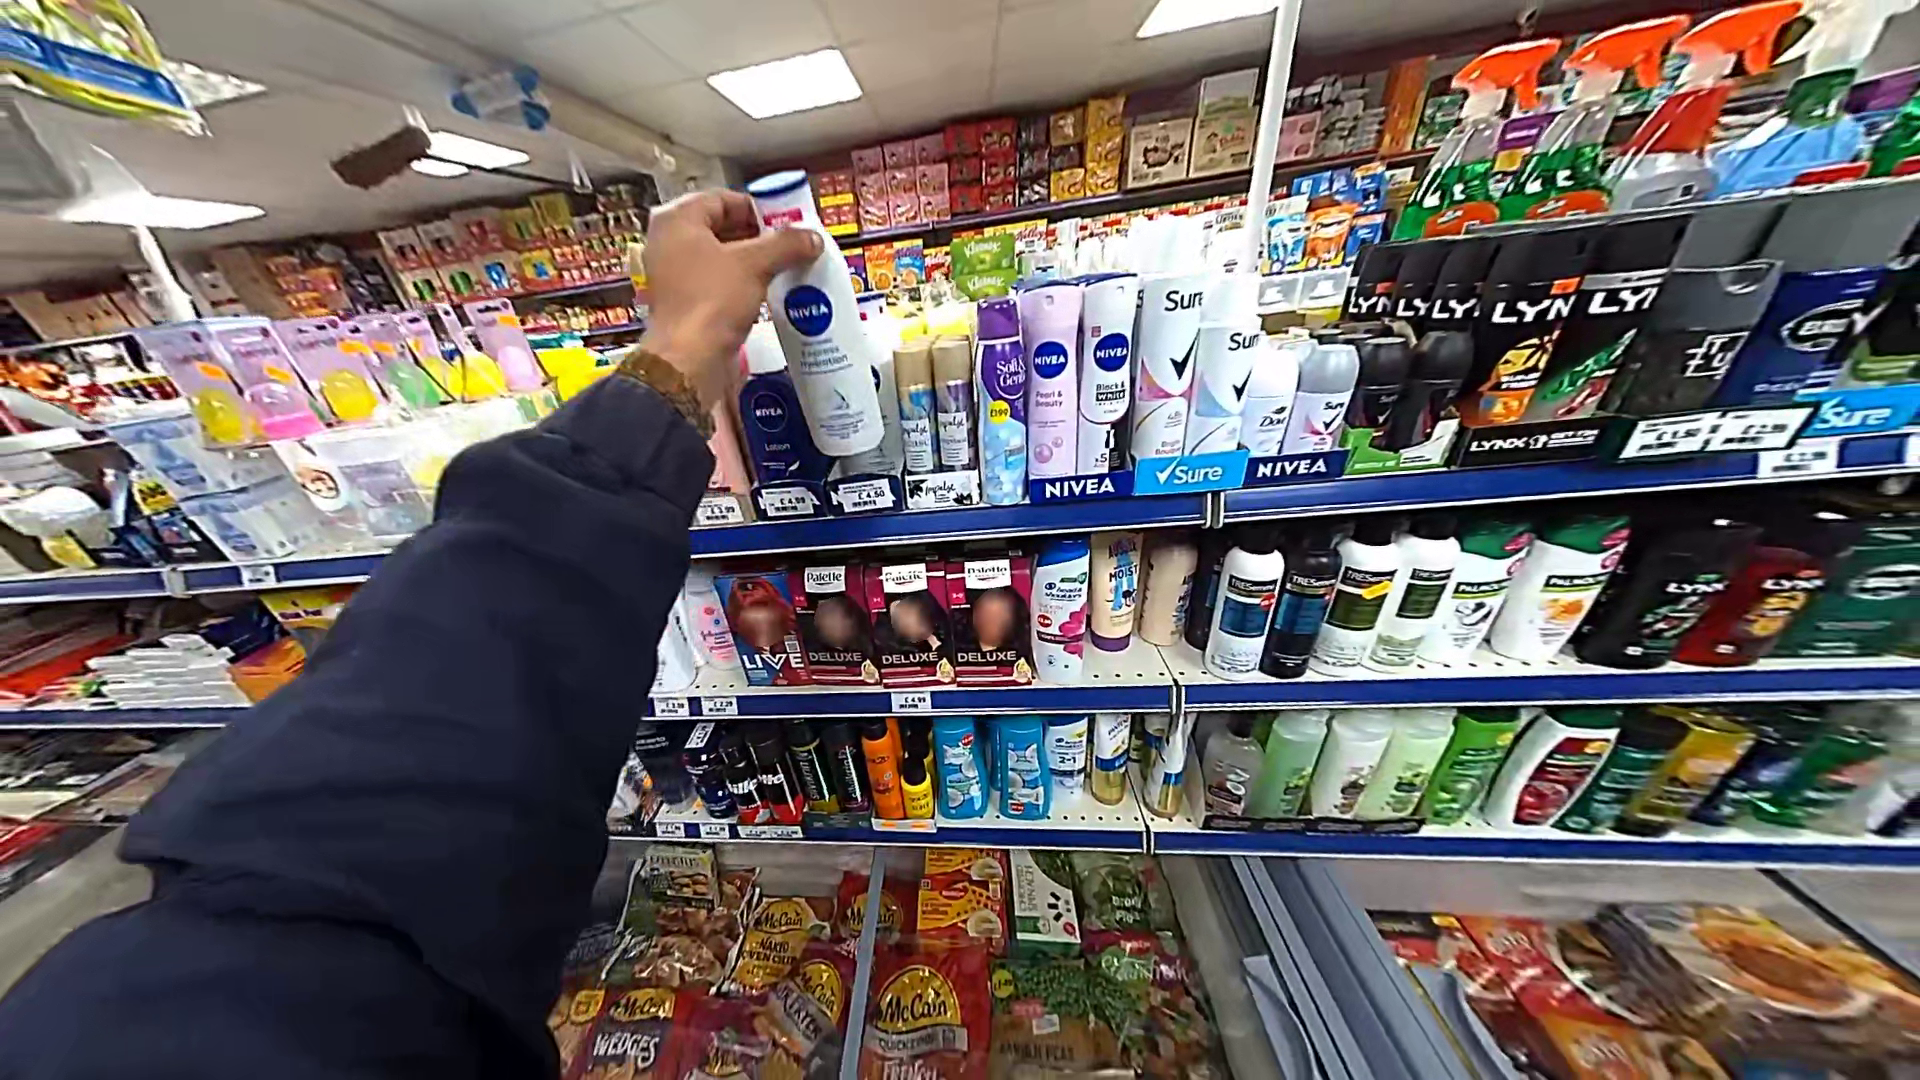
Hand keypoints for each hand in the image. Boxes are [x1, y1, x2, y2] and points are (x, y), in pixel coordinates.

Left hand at [637, 189, 822, 408]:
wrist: (693, 359)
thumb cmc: (714, 300)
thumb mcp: (755, 264)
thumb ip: (785, 245)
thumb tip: (813, 237)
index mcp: (677, 221)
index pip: (720, 199)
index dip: (754, 208)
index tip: (783, 221)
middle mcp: (670, 244)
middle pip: (720, 229)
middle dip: (757, 238)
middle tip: (787, 246)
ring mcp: (676, 277)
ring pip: (721, 259)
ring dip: (753, 263)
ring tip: (783, 269)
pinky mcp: (687, 305)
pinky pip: (719, 285)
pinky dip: (743, 286)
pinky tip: (767, 294)